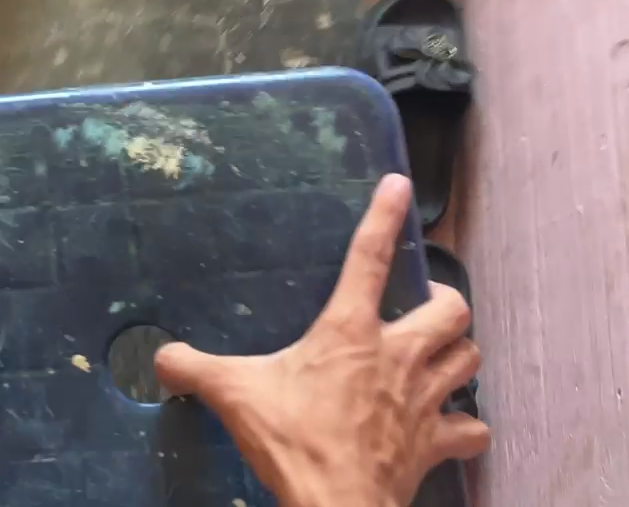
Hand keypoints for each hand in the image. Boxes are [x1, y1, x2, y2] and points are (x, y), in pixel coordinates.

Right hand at [154, 174, 489, 506]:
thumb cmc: (289, 438)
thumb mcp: (228, 392)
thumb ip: (188, 366)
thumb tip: (156, 357)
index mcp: (348, 330)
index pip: (368, 258)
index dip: (382, 215)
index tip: (396, 183)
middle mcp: (395, 355)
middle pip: (450, 310)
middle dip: (445, 300)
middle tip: (421, 304)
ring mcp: (424, 402)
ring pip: (469, 360)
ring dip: (457, 351)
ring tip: (437, 351)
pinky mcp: (437, 446)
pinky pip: (472, 428)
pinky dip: (465, 422)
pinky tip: (449, 422)